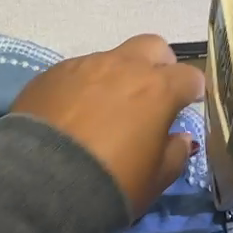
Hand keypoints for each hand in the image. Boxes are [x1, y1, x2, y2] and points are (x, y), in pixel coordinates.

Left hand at [12, 35, 205, 215]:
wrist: (41, 186)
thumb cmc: (112, 183)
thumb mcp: (157, 179)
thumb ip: (176, 152)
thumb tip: (179, 138)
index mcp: (157, 89)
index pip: (189, 76)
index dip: (192, 91)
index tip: (186, 106)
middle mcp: (123, 66)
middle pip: (152, 47)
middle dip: (159, 65)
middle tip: (151, 94)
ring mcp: (83, 66)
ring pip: (111, 59)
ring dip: (116, 78)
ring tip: (103, 112)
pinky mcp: (49, 75)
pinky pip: (76, 73)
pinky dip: (82, 88)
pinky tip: (71, 116)